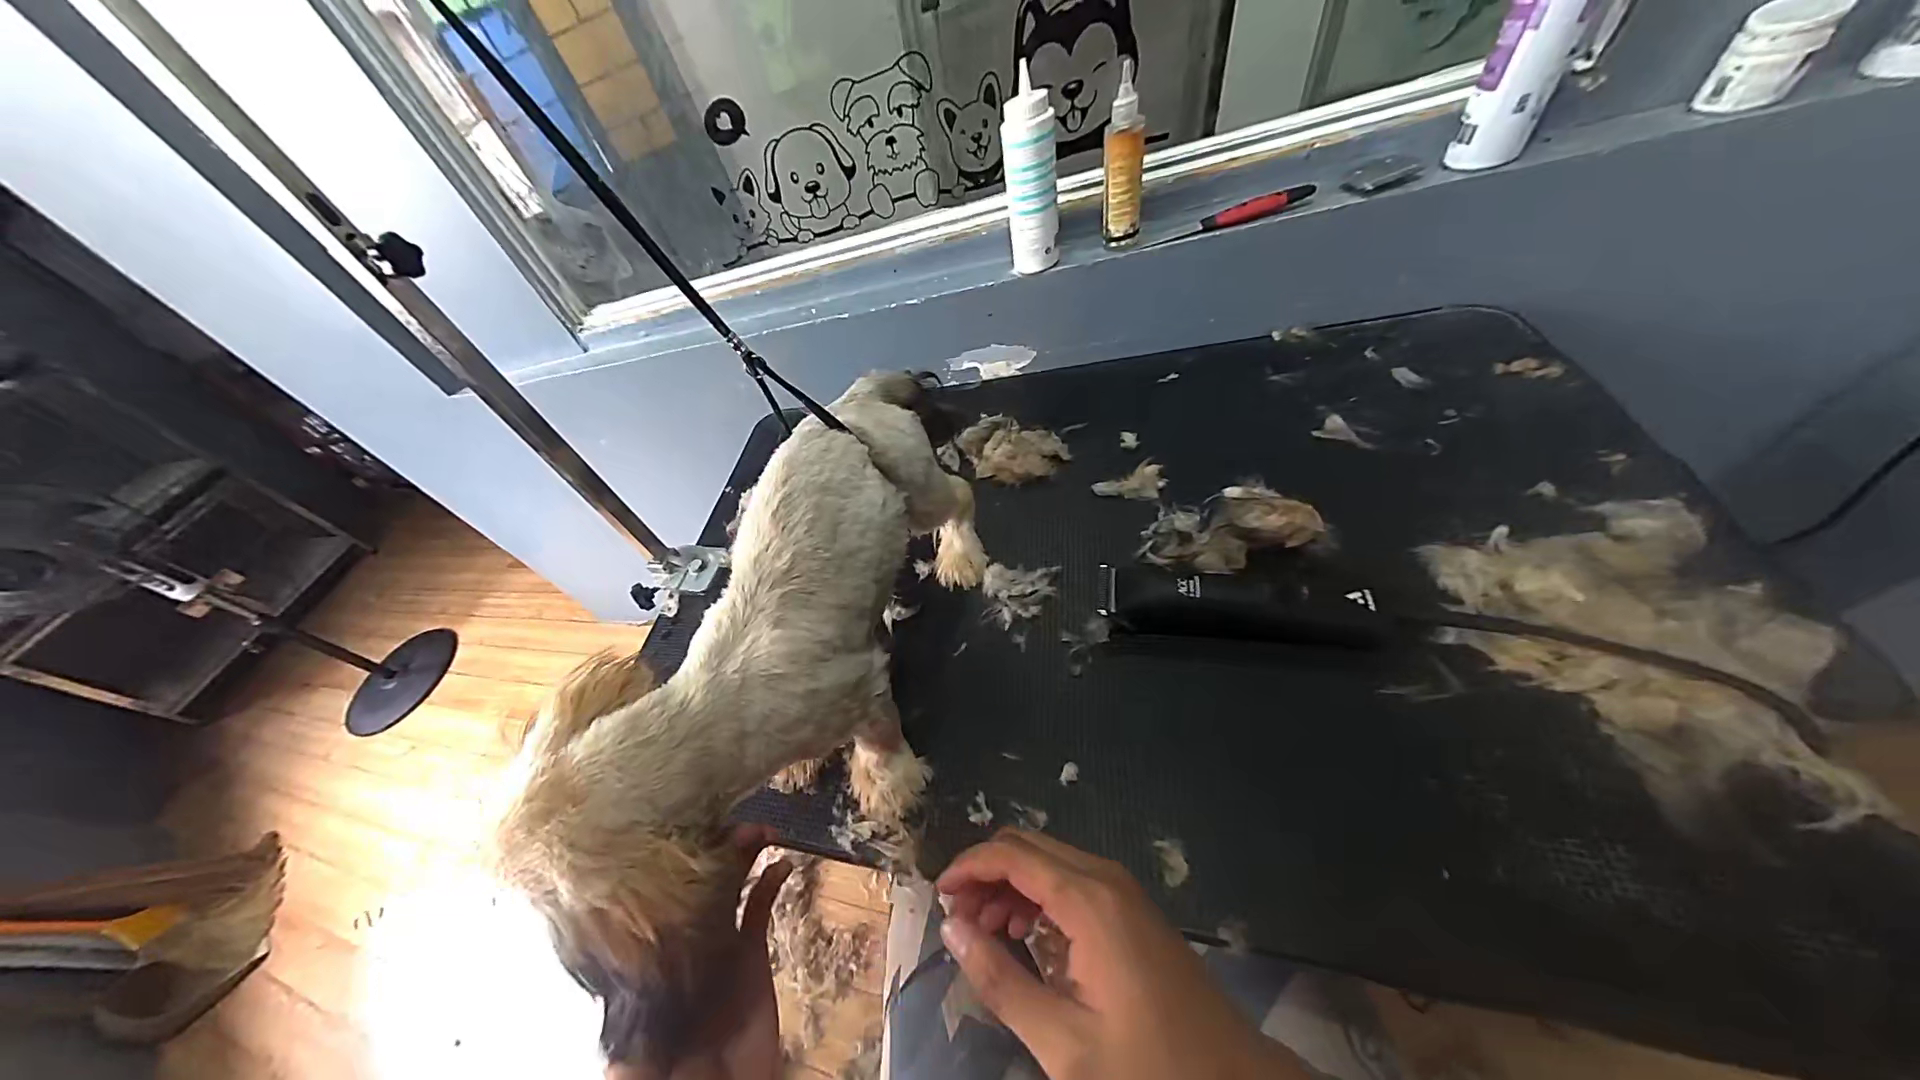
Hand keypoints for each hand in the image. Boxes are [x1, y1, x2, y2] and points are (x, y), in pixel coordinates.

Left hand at [608, 825, 792, 1079]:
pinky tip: (782, 862)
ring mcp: (719, 942)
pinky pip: (762, 907)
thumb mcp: (632, 1052)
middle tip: (728, 820)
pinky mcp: (751, 951)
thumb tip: (601, 978)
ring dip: (743, 853)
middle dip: (710, 847)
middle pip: (695, 882)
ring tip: (758, 830)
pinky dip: (773, 880)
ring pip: (729, 884)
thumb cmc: (668, 1070)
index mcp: (652, 955)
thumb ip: (620, 1023)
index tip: (679, 832)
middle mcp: (683, 938)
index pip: (658, 897)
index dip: (669, 863)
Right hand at [937, 829, 1306, 1079]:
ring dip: (1009, 886)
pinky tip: (1025, 938)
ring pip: (1047, 861)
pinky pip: (1070, 881)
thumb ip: (1000, 981)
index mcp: (1087, 899)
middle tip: (959, 920)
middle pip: (1027, 847)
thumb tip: (951, 928)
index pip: (1011, 854)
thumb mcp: (1063, 1042)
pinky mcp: (1129, 907)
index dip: (968, 867)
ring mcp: (1120, 889)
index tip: (938, 897)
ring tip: (985, 934)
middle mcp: (1103, 877)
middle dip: (985, 873)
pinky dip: (1037, 897)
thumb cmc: (1149, 1066)